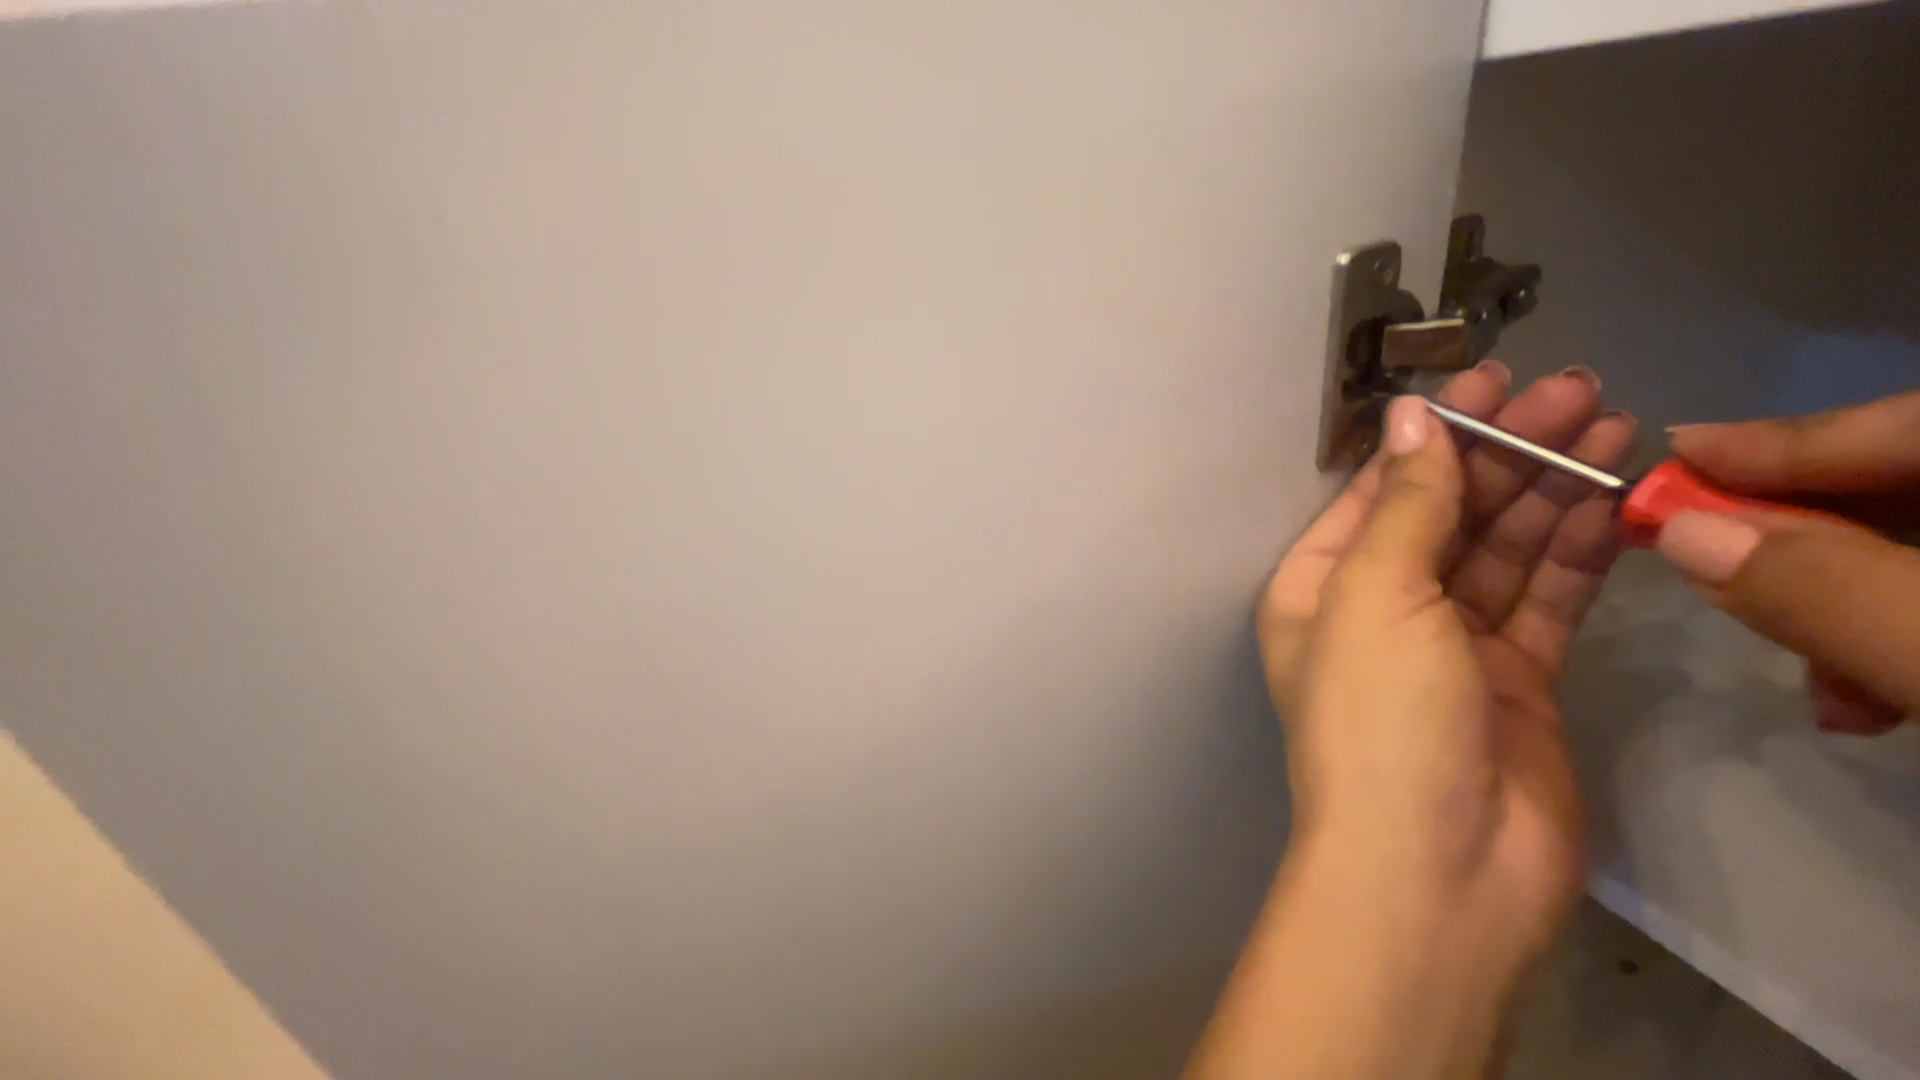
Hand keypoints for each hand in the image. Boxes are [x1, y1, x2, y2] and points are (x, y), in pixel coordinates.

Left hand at [1186, 366, 1633, 1079]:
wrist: (1440, 867)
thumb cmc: (1380, 717)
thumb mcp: (1373, 596)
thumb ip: (1403, 505)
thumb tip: (1409, 417)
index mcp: (1316, 588)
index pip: (1377, 492)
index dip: (1431, 434)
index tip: (1490, 377)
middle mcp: (1375, 609)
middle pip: (1445, 511)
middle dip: (1503, 450)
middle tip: (1574, 388)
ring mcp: (1448, 645)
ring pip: (1501, 547)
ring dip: (1549, 487)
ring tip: (1608, 420)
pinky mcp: (1516, 679)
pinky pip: (1543, 596)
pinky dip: (1575, 548)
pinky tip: (1611, 495)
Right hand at [1658, 390, 1919, 732]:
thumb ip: (1828, 592)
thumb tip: (1681, 531)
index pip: (1914, 425)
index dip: (1789, 440)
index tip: (1671, 453)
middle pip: (1905, 488)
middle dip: (1805, 539)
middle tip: (1724, 584)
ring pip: (1915, 551)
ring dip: (1841, 602)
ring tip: (1825, 683)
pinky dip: (1889, 634)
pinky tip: (1875, 698)